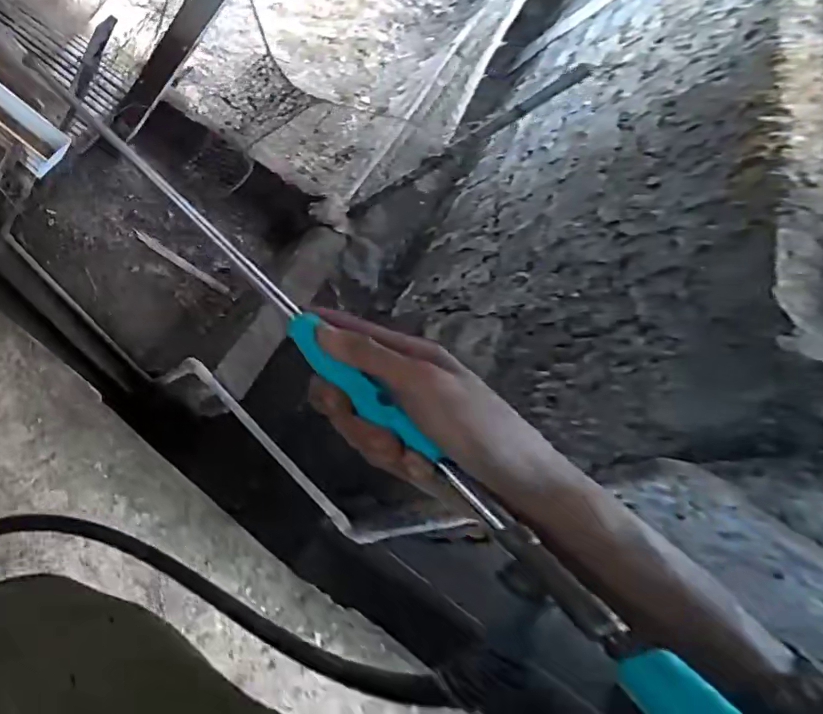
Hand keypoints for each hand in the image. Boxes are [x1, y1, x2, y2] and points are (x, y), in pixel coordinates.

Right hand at [305, 308, 578, 506]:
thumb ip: (367, 356)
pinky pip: (372, 448)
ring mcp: (398, 418)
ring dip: (372, 438)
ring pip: (351, 419)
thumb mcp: (421, 383)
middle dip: (342, 402)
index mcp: (405, 356)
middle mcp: (396, 383)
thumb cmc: (479, 426)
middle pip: (338, 381)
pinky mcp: (402, 450)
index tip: (294, 330)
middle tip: (349, 410)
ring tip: (404, 452)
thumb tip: (318, 328)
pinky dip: (392, 460)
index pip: (350, 332)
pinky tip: (420, 468)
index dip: (321, 329)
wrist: (528, 495)